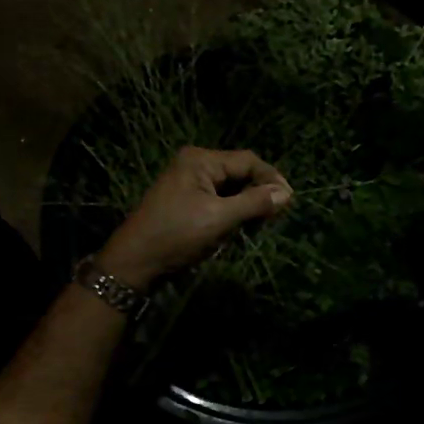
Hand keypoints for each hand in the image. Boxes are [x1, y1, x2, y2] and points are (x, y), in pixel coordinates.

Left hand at [96, 148, 293, 291]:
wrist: (134, 262)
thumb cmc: (176, 236)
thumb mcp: (219, 219)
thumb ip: (254, 203)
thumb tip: (286, 193)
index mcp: (200, 160)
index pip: (248, 160)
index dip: (271, 179)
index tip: (289, 202)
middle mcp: (194, 164)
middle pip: (239, 172)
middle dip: (258, 193)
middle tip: (272, 218)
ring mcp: (188, 182)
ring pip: (230, 188)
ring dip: (246, 205)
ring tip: (256, 226)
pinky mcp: (185, 200)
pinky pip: (217, 200)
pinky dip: (231, 212)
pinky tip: (236, 229)